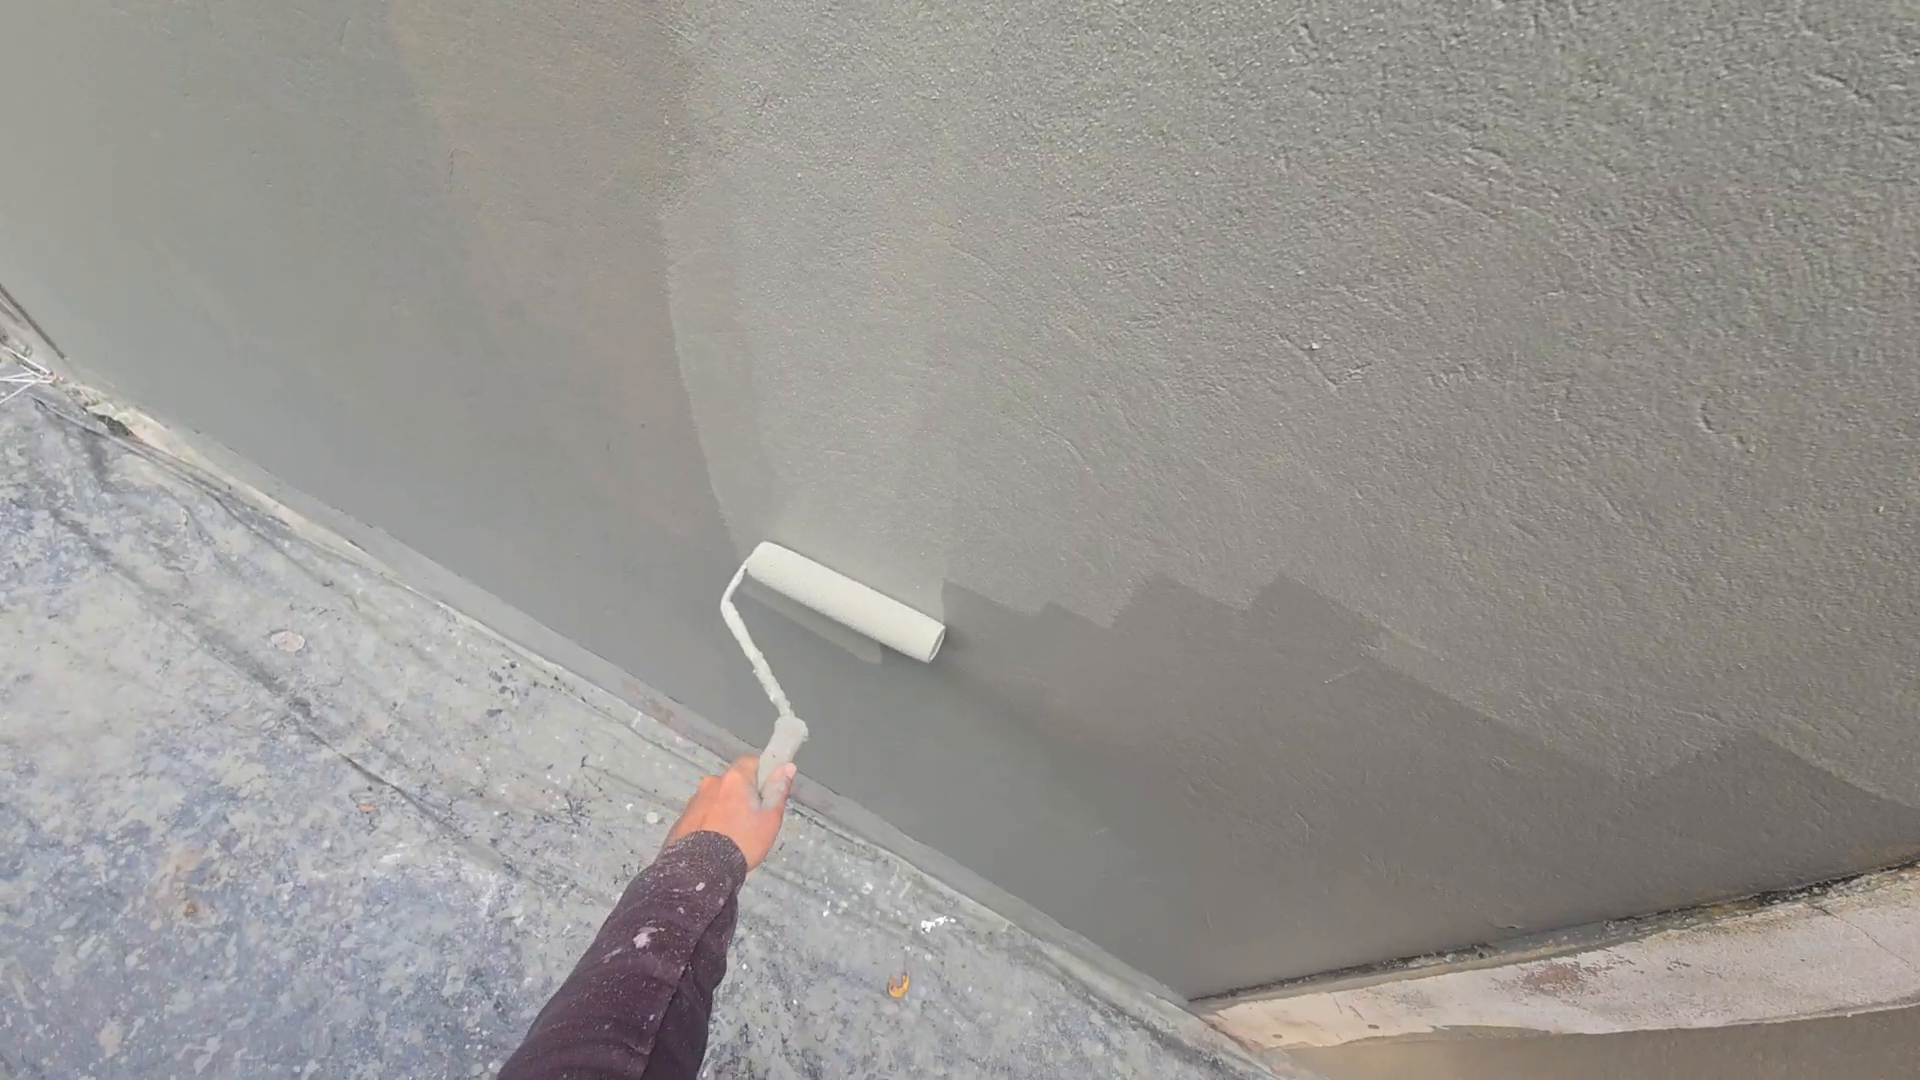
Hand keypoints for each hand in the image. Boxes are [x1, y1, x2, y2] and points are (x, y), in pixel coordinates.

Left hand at [664, 756, 795, 869]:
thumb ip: (778, 791)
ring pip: (716, 799)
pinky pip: (702, 815)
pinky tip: (714, 845)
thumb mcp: (770, 819)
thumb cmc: (742, 842)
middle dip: (742, 795)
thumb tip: (788, 767)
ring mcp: (693, 802)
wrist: (699, 872)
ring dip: (724, 810)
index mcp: (734, 779)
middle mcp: (711, 783)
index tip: (767, 792)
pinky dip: (709, 824)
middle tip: (752, 820)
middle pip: (733, 782)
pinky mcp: (681, 820)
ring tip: (731, 837)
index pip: (751, 761)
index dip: (762, 773)